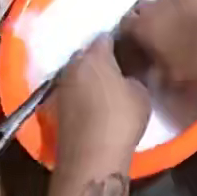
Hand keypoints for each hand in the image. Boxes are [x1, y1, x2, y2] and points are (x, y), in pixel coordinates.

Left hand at [50, 37, 150, 170]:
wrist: (91, 158)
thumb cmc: (121, 118)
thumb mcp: (141, 92)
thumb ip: (133, 76)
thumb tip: (127, 75)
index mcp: (95, 56)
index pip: (106, 37)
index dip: (119, 40)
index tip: (130, 46)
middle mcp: (73, 66)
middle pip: (87, 54)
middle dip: (101, 57)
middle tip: (120, 65)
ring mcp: (61, 87)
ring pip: (78, 72)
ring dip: (91, 76)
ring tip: (110, 85)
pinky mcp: (55, 108)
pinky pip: (73, 90)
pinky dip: (83, 92)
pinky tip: (97, 101)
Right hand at [122, 0, 196, 90]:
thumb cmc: (192, 64)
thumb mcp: (168, 78)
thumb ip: (155, 72)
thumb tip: (154, 73)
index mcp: (140, 28)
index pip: (124, 26)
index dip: (130, 35)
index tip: (138, 46)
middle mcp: (152, 7)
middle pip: (141, 8)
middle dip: (146, 18)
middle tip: (157, 34)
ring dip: (165, 9)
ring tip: (178, 23)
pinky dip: (184, 2)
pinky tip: (195, 13)